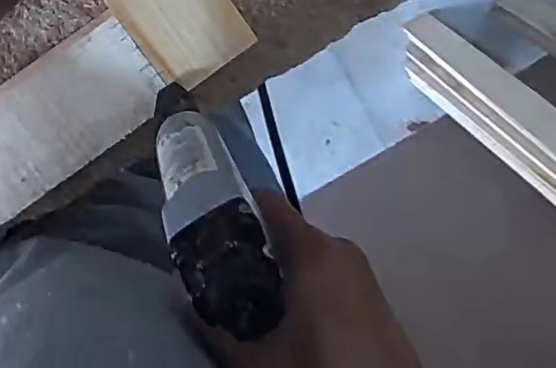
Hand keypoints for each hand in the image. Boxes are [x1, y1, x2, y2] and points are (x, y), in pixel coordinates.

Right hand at [200, 191, 422, 367]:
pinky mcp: (372, 288)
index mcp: (312, 251)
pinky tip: (296, 317)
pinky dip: (310, 281)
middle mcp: (338, 246)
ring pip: (310, 252)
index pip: (270, 203)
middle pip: (288, 231)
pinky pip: (331, 269)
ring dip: (285, 269)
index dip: (240, 207)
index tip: (215, 224)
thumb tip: (184, 306)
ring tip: (260, 300)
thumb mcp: (264, 362)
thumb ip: (221, 334)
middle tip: (230, 275)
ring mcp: (358, 266)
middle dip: (259, 249)